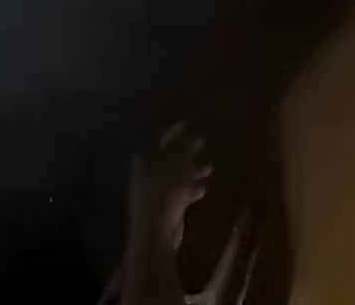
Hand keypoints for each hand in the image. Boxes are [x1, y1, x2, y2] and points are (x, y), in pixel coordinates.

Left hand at [127, 122, 210, 250]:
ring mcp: (151, 193)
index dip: (173, 129)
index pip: (159, 137)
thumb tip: (193, 133)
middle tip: (202, 142)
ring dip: (192, 170)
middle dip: (186, 149)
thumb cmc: (168, 187)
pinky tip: (203, 188)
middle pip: (167, 156)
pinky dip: (190, 188)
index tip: (188, 123)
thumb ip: (187, 143)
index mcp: (145, 158)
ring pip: (175, 175)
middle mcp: (145, 174)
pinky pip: (177, 192)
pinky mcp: (160, 209)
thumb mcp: (181, 158)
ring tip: (210, 166)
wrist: (156, 230)